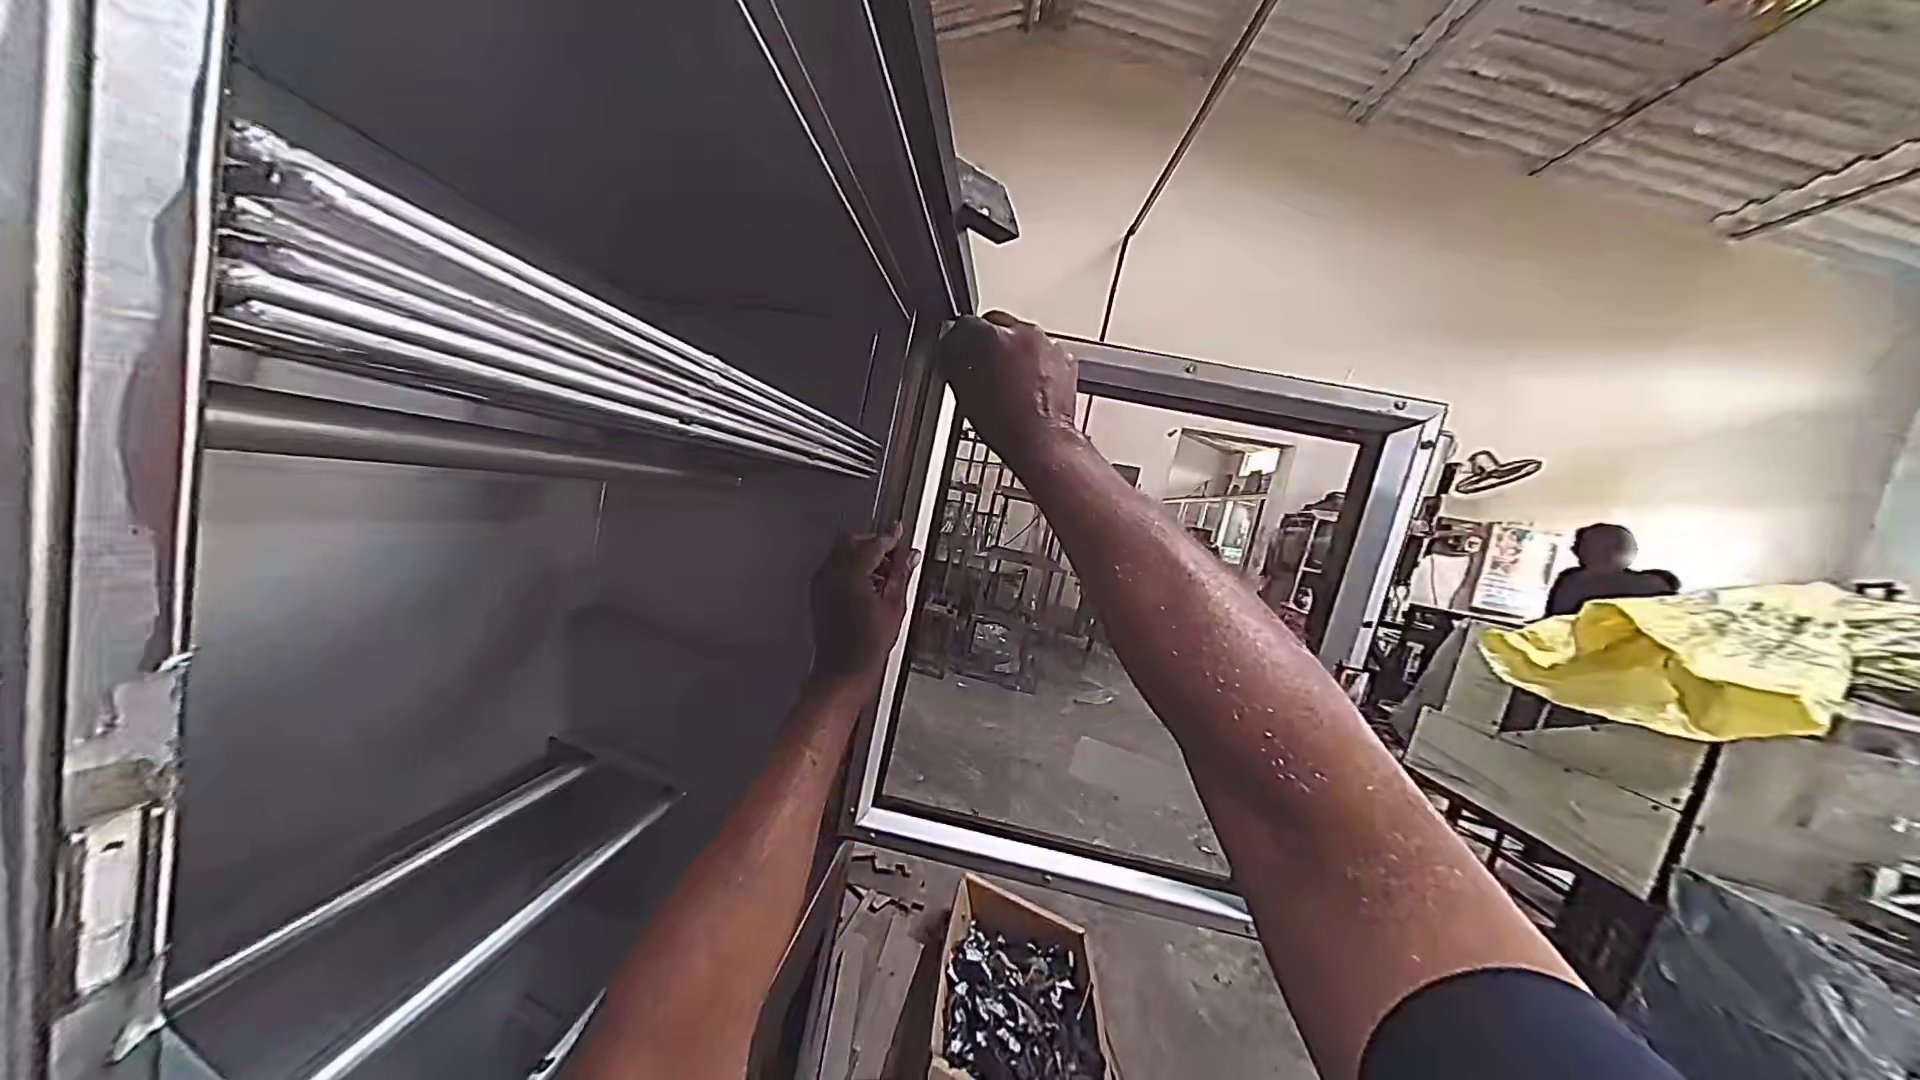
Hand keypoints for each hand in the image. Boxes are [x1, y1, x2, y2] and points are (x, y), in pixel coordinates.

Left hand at [809, 523, 919, 682]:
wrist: (844, 670)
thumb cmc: (866, 647)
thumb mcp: (894, 606)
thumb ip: (901, 575)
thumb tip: (909, 557)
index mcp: (851, 574)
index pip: (873, 544)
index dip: (890, 537)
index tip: (900, 532)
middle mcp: (831, 574)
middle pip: (852, 541)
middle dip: (874, 544)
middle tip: (894, 555)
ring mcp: (822, 583)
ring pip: (842, 552)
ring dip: (862, 555)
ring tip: (883, 574)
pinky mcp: (819, 592)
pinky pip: (835, 567)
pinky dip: (851, 568)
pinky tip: (868, 585)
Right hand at [937, 311, 1080, 467]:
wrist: (1042, 441)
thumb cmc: (1007, 423)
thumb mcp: (966, 392)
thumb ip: (957, 363)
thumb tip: (955, 351)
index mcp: (992, 337)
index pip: (967, 325)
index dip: (961, 341)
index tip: (961, 352)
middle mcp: (1022, 333)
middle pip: (998, 326)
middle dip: (990, 344)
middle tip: (985, 369)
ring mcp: (1046, 344)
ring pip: (1023, 339)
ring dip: (1014, 354)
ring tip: (1009, 383)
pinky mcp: (1064, 358)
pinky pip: (1044, 353)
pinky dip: (1036, 364)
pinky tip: (1028, 387)